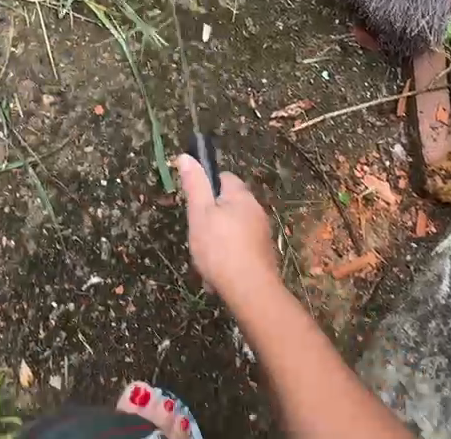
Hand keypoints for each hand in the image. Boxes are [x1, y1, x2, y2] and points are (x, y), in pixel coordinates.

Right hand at [177, 153, 279, 305]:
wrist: (251, 293)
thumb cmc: (220, 248)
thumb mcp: (199, 213)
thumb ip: (194, 184)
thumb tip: (186, 157)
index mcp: (241, 196)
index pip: (223, 177)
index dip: (205, 188)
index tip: (195, 206)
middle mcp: (256, 211)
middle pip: (226, 205)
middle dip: (210, 219)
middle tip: (198, 236)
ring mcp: (262, 235)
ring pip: (231, 230)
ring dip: (217, 241)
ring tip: (205, 261)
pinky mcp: (264, 256)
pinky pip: (240, 249)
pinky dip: (228, 257)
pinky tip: (217, 276)